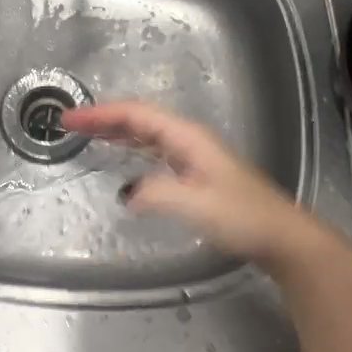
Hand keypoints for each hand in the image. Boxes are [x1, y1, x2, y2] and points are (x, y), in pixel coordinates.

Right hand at [61, 101, 324, 267]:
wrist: (282, 237)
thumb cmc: (243, 217)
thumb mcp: (197, 206)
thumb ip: (158, 194)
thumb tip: (126, 192)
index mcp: (187, 136)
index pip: (136, 115)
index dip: (101, 114)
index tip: (70, 119)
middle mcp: (188, 138)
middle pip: (139, 118)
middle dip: (103, 118)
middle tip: (70, 123)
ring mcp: (193, 154)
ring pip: (146, 132)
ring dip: (116, 130)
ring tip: (87, 134)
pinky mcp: (195, 172)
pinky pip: (153, 149)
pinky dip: (130, 146)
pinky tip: (122, 157)